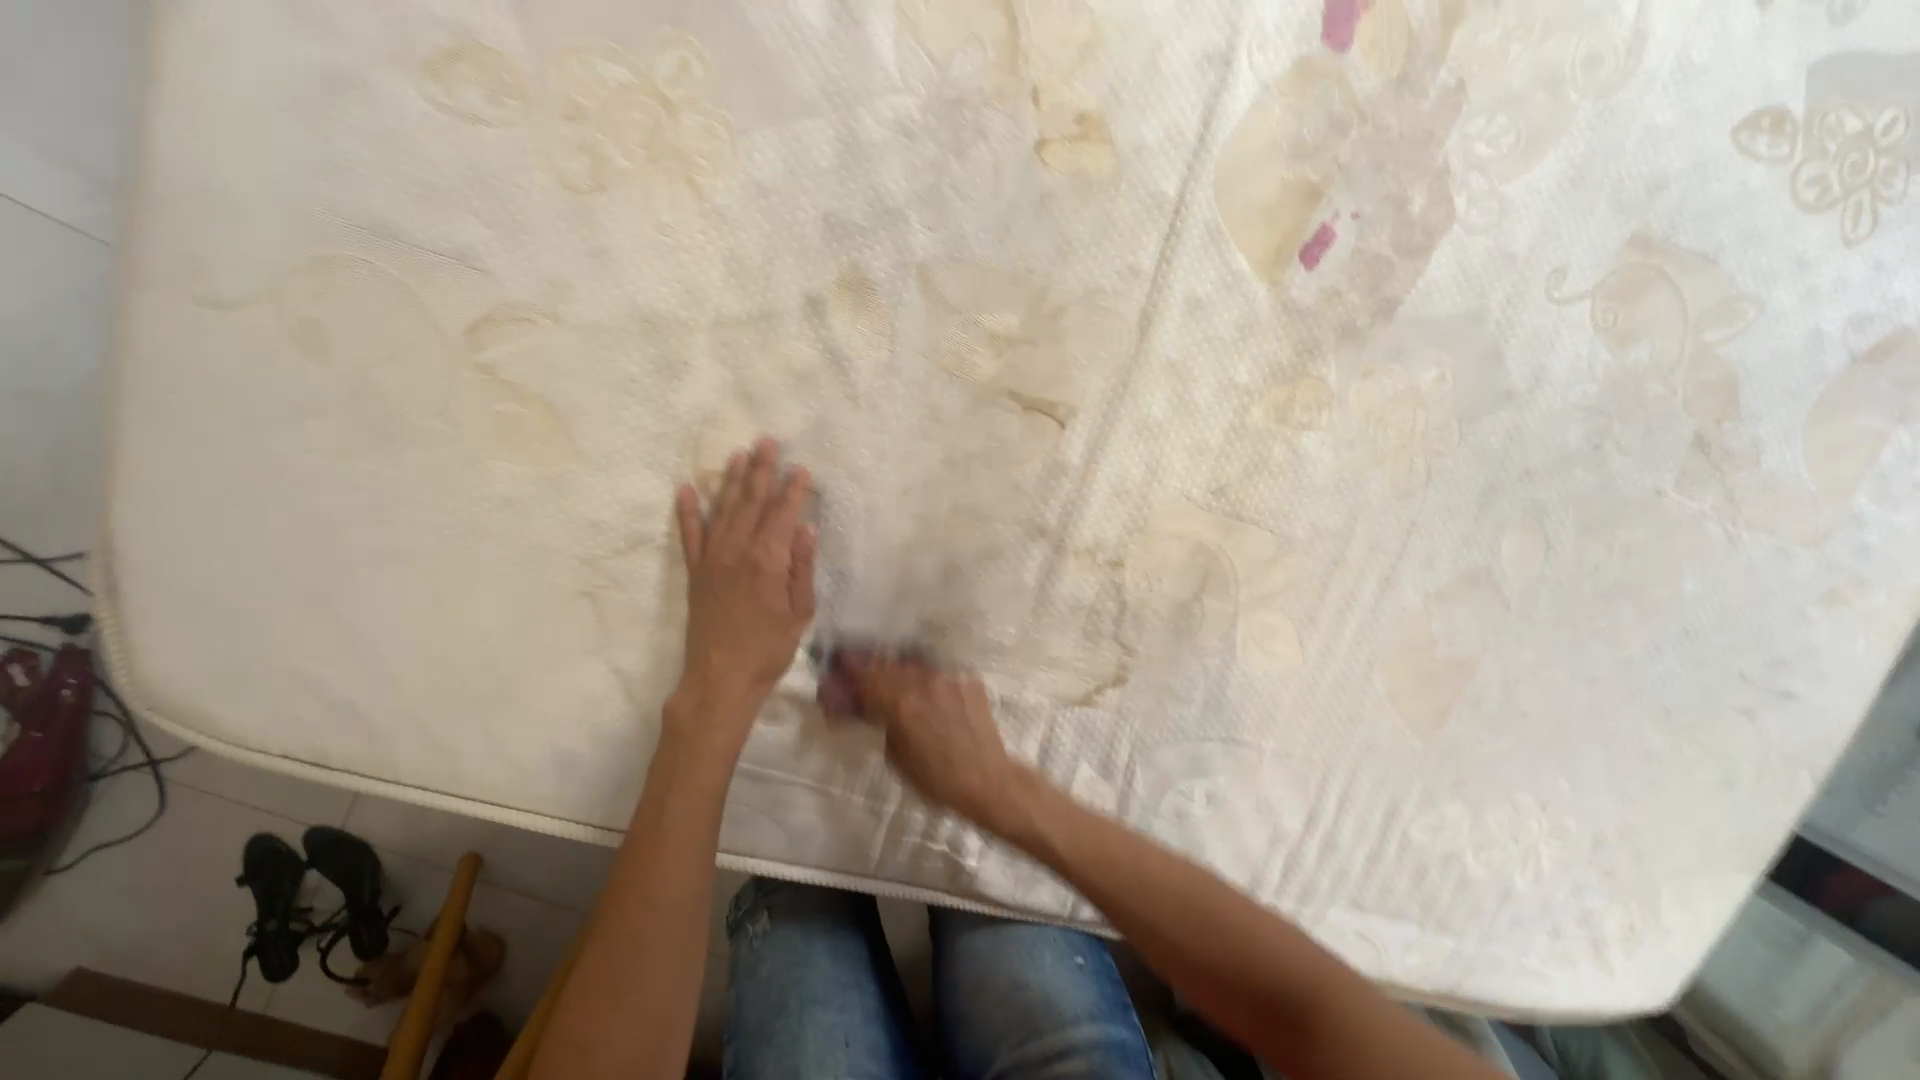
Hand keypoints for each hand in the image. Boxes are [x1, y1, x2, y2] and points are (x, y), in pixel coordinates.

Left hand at [671, 438, 816, 735]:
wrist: (720, 677)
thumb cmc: (769, 649)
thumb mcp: (800, 613)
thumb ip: (802, 568)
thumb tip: (806, 528)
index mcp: (768, 561)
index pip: (783, 514)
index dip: (793, 489)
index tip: (801, 468)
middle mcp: (737, 551)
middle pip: (752, 502)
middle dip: (761, 471)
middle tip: (767, 442)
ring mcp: (712, 560)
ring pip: (723, 510)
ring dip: (732, 481)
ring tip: (739, 454)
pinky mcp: (695, 573)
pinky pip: (689, 536)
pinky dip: (686, 511)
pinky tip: (685, 489)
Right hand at [834, 654, 1029, 832]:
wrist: (987, 780)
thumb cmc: (936, 778)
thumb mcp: (895, 753)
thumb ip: (878, 720)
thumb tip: (859, 705)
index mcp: (900, 701)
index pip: (863, 674)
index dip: (845, 669)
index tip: (834, 666)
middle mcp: (923, 680)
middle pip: (885, 662)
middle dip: (866, 665)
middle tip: (855, 670)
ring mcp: (948, 675)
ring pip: (911, 661)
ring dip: (894, 667)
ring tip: (889, 678)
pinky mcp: (967, 677)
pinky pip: (937, 669)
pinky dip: (922, 674)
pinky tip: (919, 685)